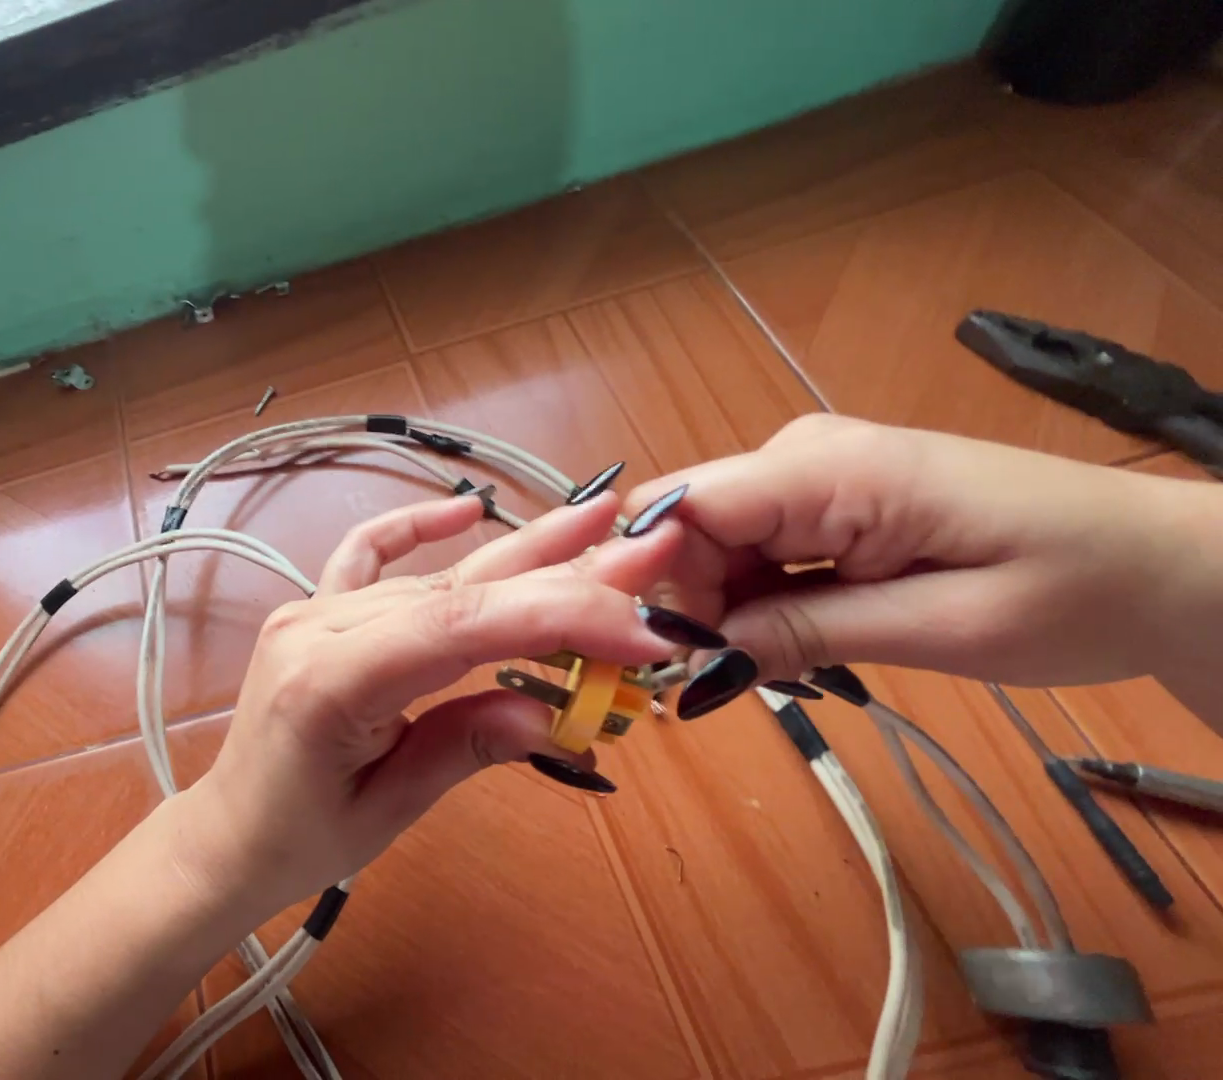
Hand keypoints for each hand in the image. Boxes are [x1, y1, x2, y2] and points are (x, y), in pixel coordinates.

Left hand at [170, 489, 696, 913]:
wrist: (229, 830)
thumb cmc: (301, 836)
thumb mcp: (390, 808)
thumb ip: (467, 747)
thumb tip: (554, 716)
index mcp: (330, 681)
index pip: (458, 627)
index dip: (555, 618)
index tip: (639, 629)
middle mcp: (316, 626)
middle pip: (455, 591)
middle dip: (559, 575)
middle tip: (647, 549)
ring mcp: (311, 610)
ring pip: (430, 577)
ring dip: (517, 555)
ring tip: (594, 523)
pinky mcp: (314, 610)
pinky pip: (365, 556)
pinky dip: (414, 529)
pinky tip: (462, 509)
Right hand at [621, 414, 1222, 717]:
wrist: (1174, 567)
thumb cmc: (1084, 591)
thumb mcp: (948, 628)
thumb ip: (809, 631)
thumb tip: (697, 655)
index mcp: (834, 468)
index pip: (685, 504)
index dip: (652, 572)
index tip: (670, 650)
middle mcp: (802, 454)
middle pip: (687, 526)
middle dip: (689, 600)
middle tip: (729, 673)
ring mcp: (808, 474)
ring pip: (709, 543)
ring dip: (722, 607)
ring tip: (774, 662)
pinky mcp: (820, 499)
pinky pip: (749, 548)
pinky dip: (752, 600)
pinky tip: (790, 635)